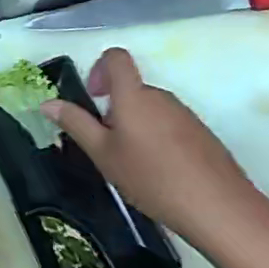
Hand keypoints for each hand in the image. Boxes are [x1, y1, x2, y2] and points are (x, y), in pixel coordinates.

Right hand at [41, 47, 263, 239]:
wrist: (220, 209)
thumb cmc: (152, 177)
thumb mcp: (103, 154)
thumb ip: (75, 123)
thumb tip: (48, 102)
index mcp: (133, 95)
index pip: (115, 58)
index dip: (99, 68)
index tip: (93, 97)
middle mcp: (161, 96)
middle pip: (132, 88)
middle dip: (114, 108)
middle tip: (106, 145)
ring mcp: (186, 115)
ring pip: (150, 109)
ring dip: (135, 125)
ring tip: (133, 165)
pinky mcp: (203, 135)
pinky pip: (170, 125)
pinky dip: (158, 139)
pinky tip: (160, 174)